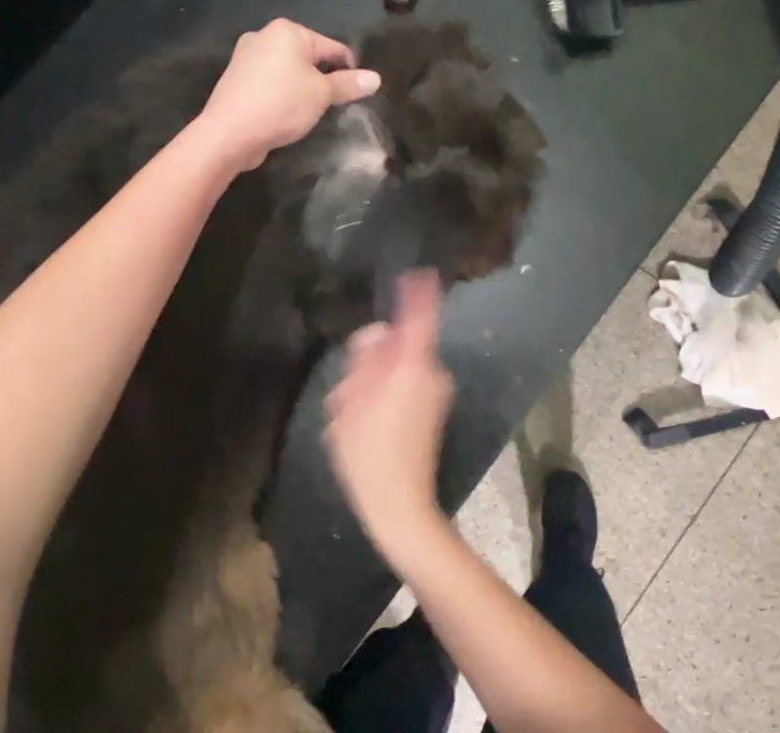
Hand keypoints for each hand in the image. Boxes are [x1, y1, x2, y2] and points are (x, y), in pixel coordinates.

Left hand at [198, 19, 380, 171]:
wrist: (228, 133)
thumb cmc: (281, 105)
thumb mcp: (322, 95)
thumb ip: (349, 85)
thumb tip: (376, 78)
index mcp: (287, 31)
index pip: (332, 47)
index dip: (350, 69)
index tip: (358, 92)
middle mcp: (264, 36)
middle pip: (308, 57)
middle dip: (323, 78)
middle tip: (333, 105)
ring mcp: (246, 57)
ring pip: (288, 71)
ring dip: (302, 88)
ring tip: (311, 111)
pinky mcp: (236, 80)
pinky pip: (270, 83)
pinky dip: (282, 94)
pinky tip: (286, 113)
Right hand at [324, 272, 455, 552]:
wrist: (398, 505)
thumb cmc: (370, 453)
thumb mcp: (352, 403)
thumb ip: (366, 361)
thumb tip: (378, 332)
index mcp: (412, 368)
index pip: (418, 320)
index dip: (418, 296)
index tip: (420, 273)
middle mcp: (430, 376)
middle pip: (398, 348)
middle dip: (369, 362)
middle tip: (346, 394)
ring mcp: (433, 396)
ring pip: (395, 371)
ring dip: (370, 384)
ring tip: (348, 418)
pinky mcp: (430, 414)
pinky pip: (401, 389)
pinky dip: (380, 399)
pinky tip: (361, 428)